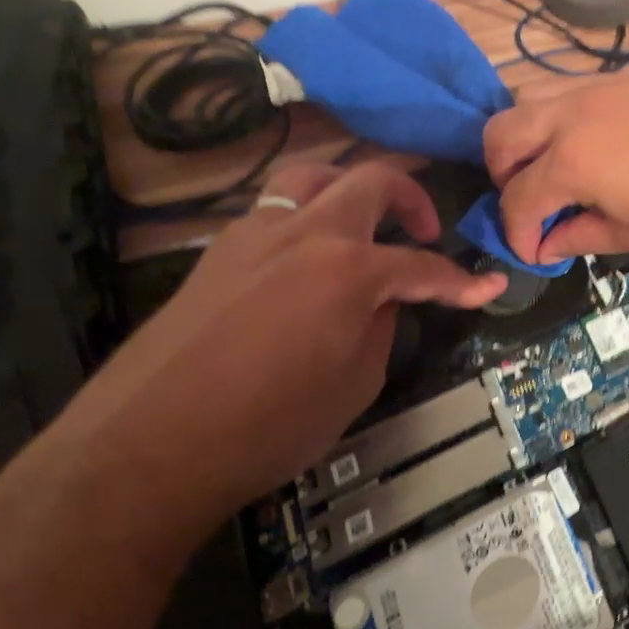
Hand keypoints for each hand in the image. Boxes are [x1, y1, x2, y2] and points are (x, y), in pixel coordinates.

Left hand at [0, 162, 506, 628]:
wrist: (141, 452)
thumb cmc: (266, 427)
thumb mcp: (354, 385)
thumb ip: (381, 326)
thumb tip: (385, 300)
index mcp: (348, 268)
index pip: (423, 264)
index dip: (461, 280)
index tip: (487, 286)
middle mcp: (305, 234)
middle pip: (371, 180)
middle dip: (411, 196)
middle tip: (425, 229)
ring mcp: (253, 236)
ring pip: (312, 176)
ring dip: (349, 186)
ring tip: (362, 220)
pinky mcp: (215, 254)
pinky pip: (272, 210)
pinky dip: (304, 215)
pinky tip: (306, 256)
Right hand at [483, 76, 628, 263]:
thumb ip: (582, 236)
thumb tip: (548, 243)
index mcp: (571, 161)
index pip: (518, 199)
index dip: (517, 234)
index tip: (533, 250)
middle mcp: (571, 114)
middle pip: (501, 134)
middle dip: (503, 174)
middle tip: (531, 202)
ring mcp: (597, 86)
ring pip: (527, 97)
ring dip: (524, 134)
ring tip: (551, 164)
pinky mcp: (623, 75)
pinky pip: (568, 86)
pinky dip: (559, 112)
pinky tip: (588, 138)